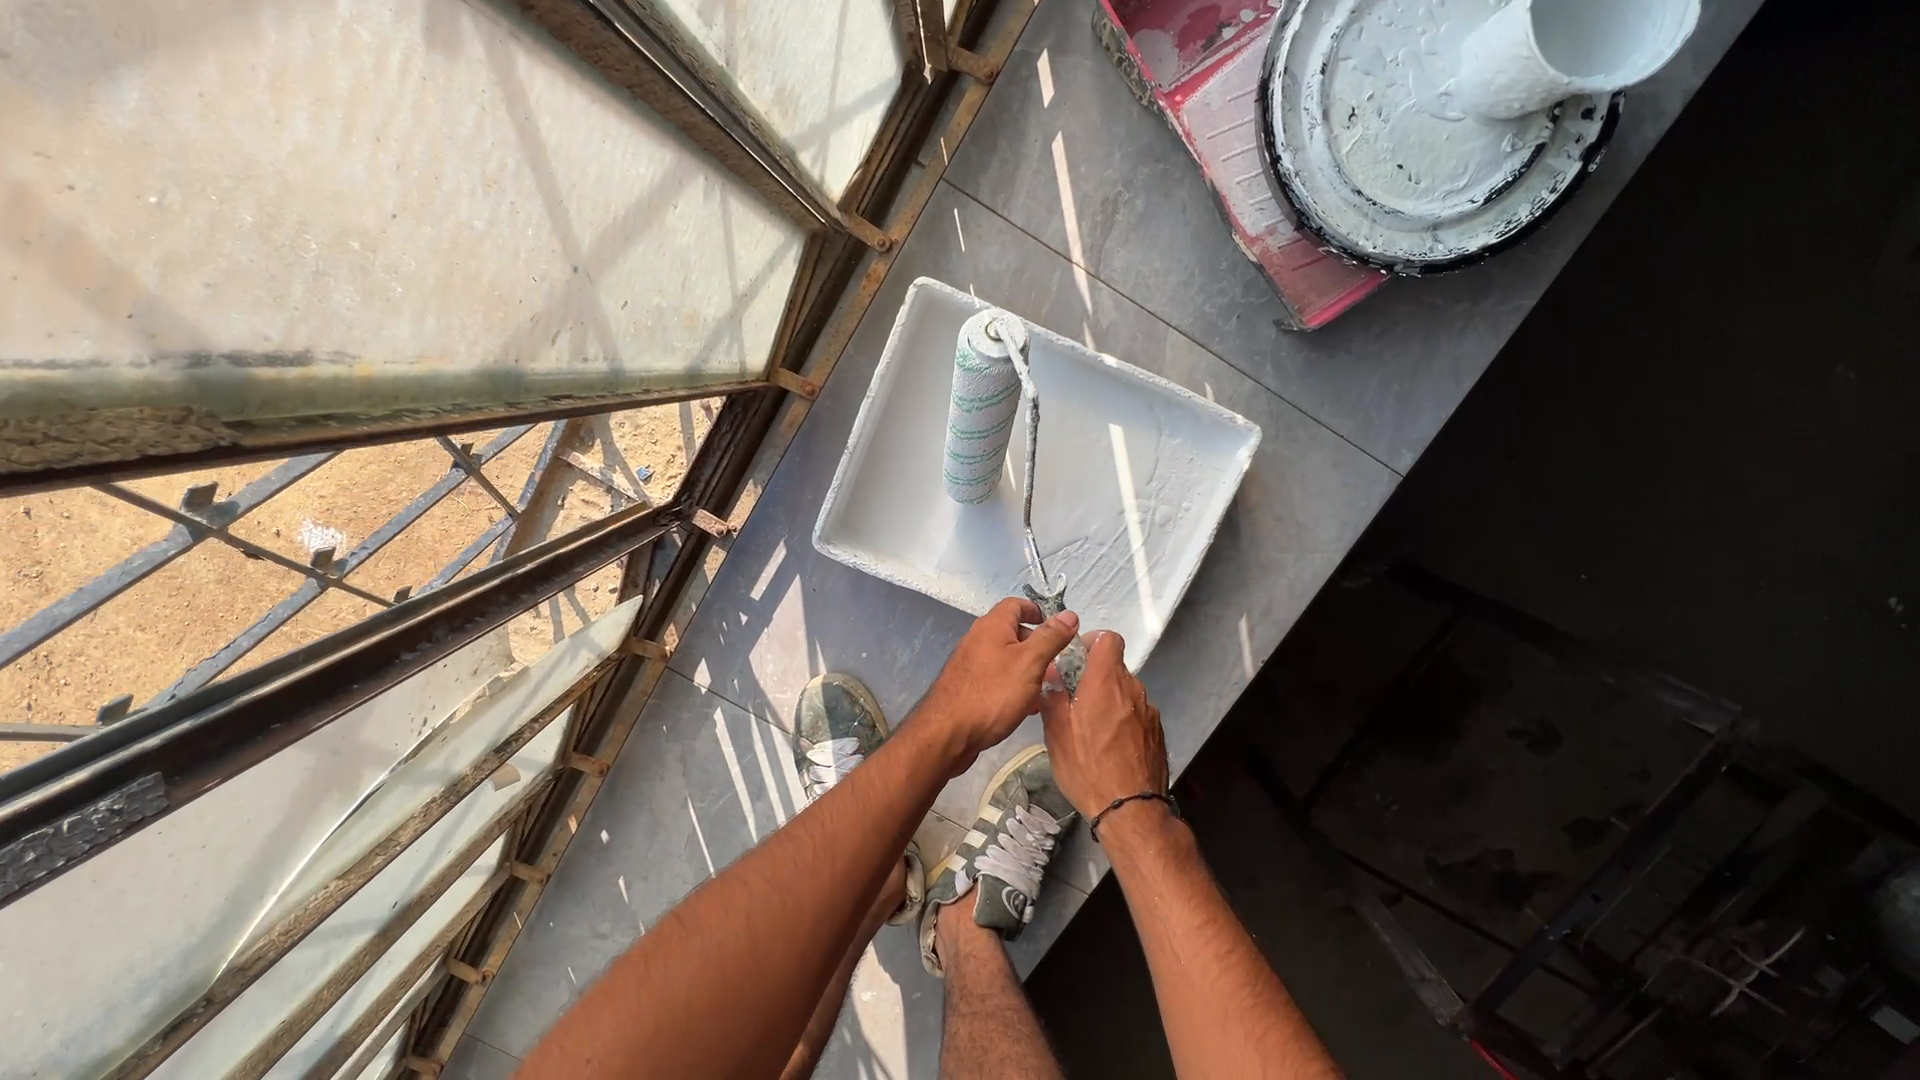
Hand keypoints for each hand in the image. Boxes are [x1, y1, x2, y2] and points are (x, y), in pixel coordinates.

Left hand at [920, 597, 1079, 774]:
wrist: (948, 734)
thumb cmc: (992, 694)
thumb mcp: (1029, 662)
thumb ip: (1050, 637)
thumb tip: (1069, 614)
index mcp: (991, 626)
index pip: (1016, 605)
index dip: (1037, 611)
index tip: (1058, 628)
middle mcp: (978, 639)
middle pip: (1012, 632)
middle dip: (1037, 645)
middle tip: (1057, 664)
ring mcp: (970, 664)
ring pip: (1006, 658)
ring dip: (1028, 668)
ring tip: (1047, 688)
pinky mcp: (967, 687)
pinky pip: (996, 678)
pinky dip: (1014, 685)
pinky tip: (1026, 706)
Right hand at [1039, 630, 1167, 819]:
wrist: (1131, 809)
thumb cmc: (1087, 768)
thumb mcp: (1056, 734)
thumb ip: (1053, 698)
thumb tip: (1051, 676)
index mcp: (1105, 682)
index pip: (1108, 639)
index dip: (1092, 642)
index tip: (1077, 660)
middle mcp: (1132, 690)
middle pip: (1115, 667)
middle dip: (1095, 677)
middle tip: (1075, 701)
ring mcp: (1149, 711)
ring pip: (1126, 692)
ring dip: (1109, 700)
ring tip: (1092, 729)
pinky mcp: (1157, 732)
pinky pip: (1136, 714)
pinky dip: (1123, 720)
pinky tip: (1111, 746)